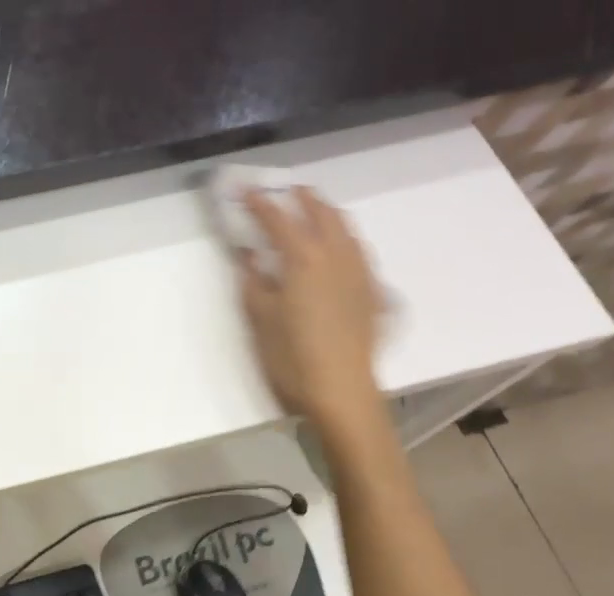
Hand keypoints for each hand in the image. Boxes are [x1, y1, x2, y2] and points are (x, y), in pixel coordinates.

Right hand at [236, 187, 385, 431]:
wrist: (341, 387)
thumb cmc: (291, 357)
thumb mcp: (260, 319)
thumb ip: (253, 281)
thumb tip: (249, 255)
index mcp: (303, 258)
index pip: (278, 219)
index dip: (259, 203)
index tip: (243, 190)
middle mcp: (335, 254)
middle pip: (320, 212)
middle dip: (300, 199)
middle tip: (283, 193)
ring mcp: (358, 269)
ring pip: (344, 226)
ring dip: (325, 212)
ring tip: (310, 211)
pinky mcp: (370, 287)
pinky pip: (356, 246)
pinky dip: (341, 235)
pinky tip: (335, 247)